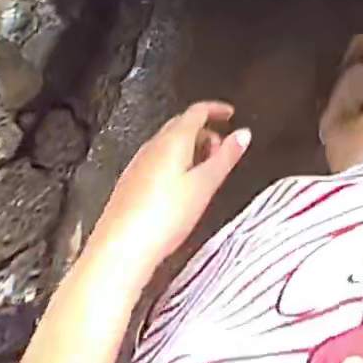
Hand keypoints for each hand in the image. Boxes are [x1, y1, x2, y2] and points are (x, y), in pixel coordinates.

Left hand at [89, 102, 249, 279]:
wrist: (119, 252)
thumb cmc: (162, 218)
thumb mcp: (205, 186)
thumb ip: (226, 157)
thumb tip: (243, 135)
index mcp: (173, 140)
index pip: (197, 111)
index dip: (216, 109)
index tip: (229, 113)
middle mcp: (152, 146)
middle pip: (182, 125)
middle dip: (205, 131)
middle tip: (221, 148)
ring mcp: (138, 164)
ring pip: (168, 143)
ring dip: (189, 148)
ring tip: (204, 171)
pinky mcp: (129, 184)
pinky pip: (156, 161)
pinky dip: (174, 163)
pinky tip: (179, 187)